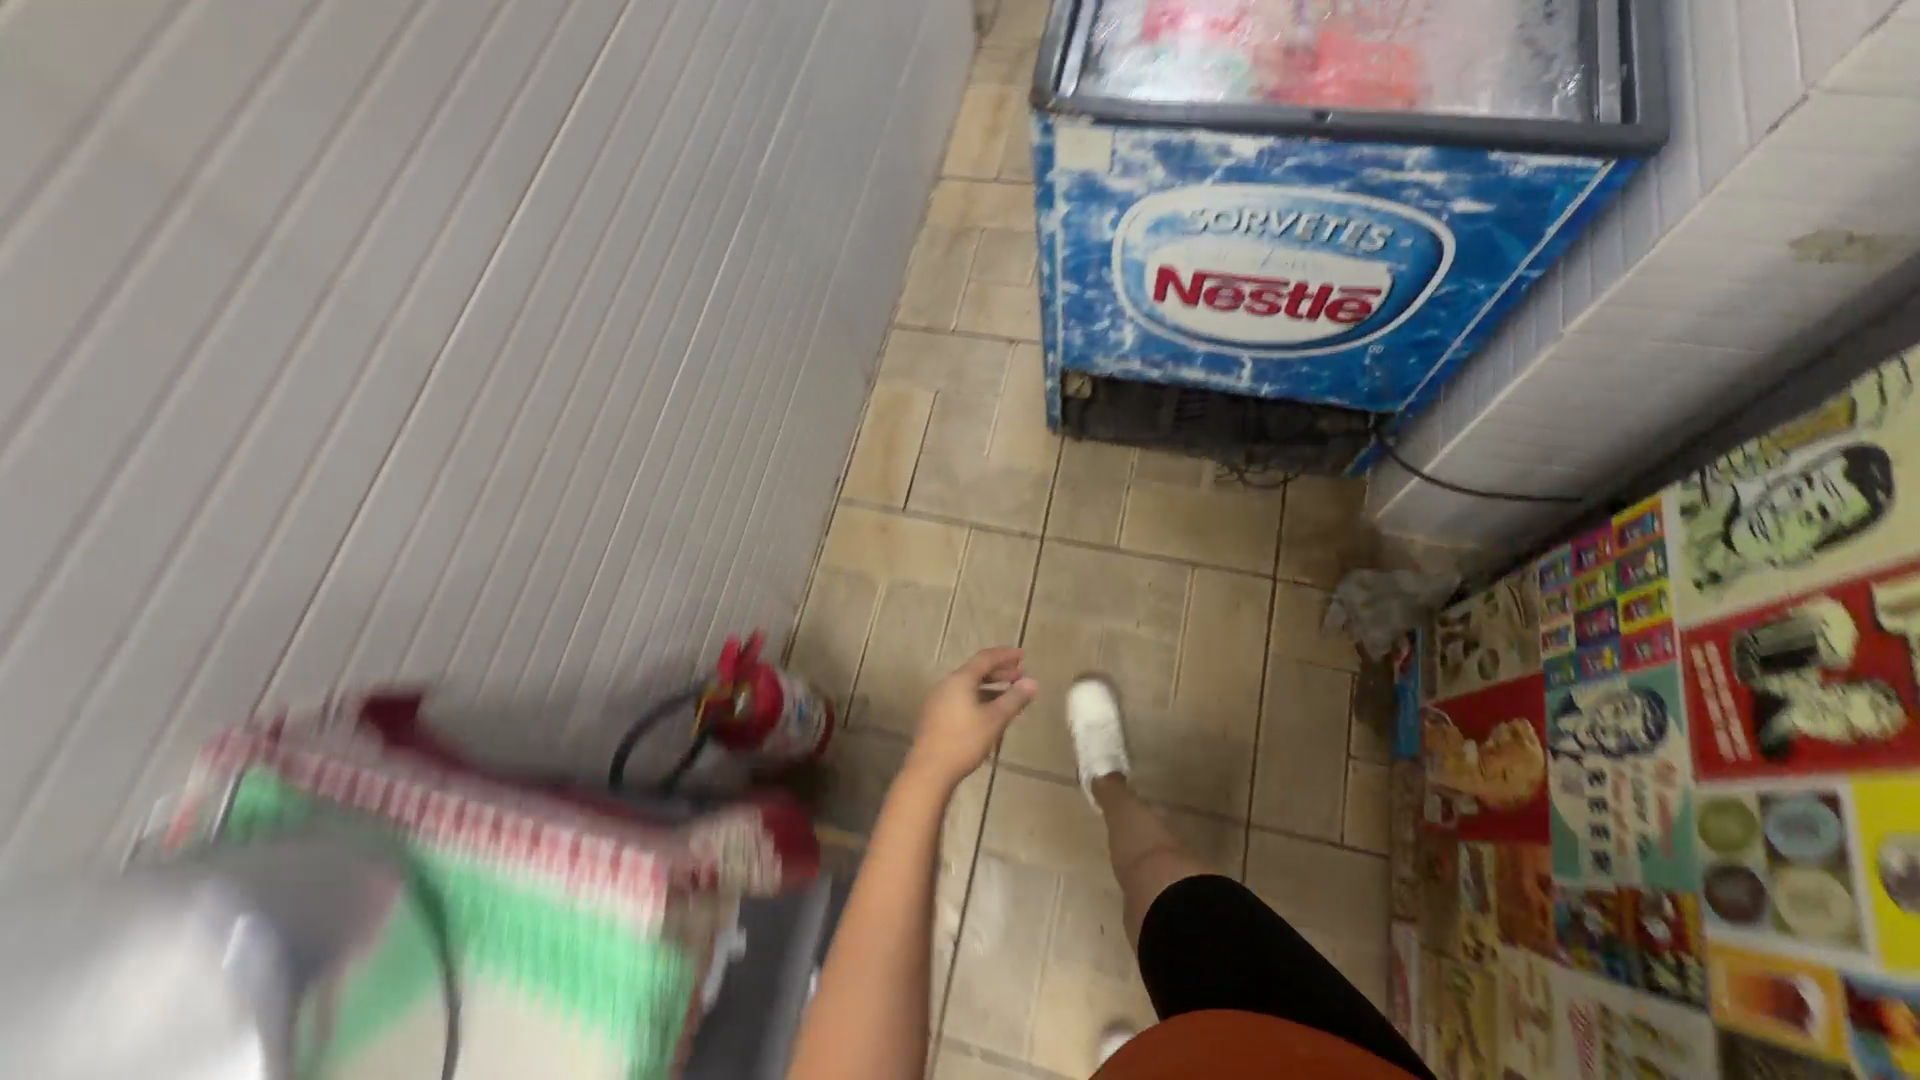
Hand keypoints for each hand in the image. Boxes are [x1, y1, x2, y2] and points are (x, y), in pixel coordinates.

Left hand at [904, 647, 1038, 787]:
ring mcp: (939, 700)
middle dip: (1000, 671)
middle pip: (976, 670)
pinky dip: (979, 697)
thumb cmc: (964, 741)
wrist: (929, 770)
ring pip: (968, 685)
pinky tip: (990, 711)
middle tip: (1020, 675)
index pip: (985, 658)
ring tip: (1009, 693)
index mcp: (960, 680)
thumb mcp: (994, 719)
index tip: (1023, 655)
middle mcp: (947, 684)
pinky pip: (961, 697)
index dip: (1005, 655)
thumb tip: (1033, 682)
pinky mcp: (936, 715)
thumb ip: (1014, 699)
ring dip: (990, 686)